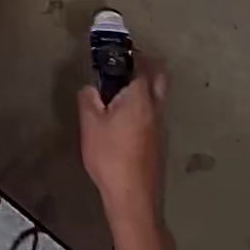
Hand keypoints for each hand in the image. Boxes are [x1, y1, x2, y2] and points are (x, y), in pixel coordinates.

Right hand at [78, 57, 169, 228]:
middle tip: (124, 64)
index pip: (141, 62)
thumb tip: (92, 88)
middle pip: (160, 74)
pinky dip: (144, 104)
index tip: (115, 51)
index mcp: (141, 96)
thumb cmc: (110, 157)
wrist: (133, 198)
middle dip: (145, 63)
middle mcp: (156, 106)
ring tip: (121, 90)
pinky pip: (155, 111)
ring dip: (145, 85)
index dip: (129, 52)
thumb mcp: (89, 124)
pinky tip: (125, 116)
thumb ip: (88, 98)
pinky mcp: (160, 141)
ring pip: (159, 94)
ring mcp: (161, 125)